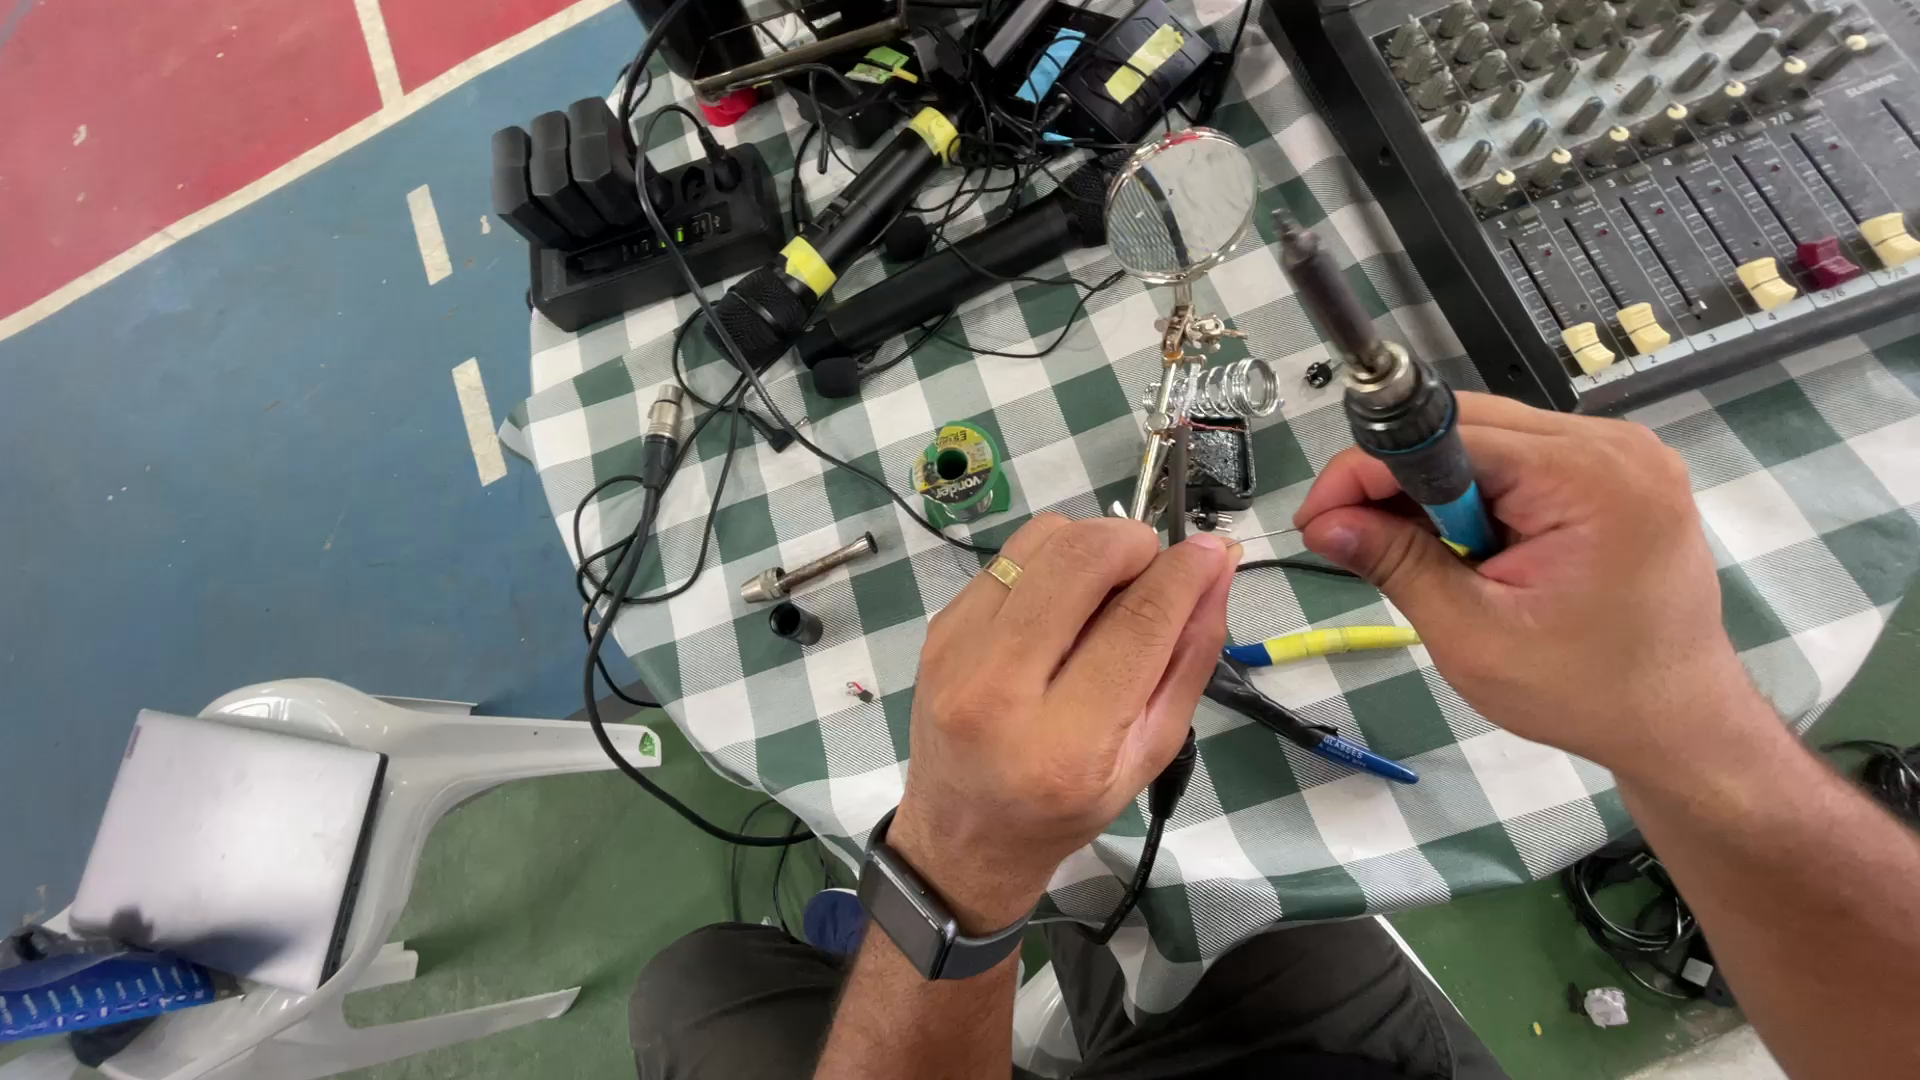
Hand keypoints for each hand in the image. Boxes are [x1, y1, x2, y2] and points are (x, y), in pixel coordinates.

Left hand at [888, 515, 1235, 931]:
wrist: (962, 831)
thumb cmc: (1065, 808)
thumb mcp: (1149, 755)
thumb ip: (1188, 660)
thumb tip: (1214, 570)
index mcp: (1064, 743)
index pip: (1137, 624)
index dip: (1184, 574)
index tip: (1211, 550)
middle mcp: (997, 687)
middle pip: (1079, 560)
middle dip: (1134, 544)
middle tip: (1151, 568)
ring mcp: (957, 649)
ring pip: (1040, 540)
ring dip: (1090, 545)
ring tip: (1105, 585)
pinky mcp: (938, 626)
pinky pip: (1008, 556)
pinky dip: (1049, 560)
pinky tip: (1059, 601)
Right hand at [1293, 392, 1763, 782]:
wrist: (1676, 723)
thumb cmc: (1581, 690)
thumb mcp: (1470, 633)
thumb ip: (1395, 564)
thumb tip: (1321, 524)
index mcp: (1589, 478)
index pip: (1444, 439)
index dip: (1365, 471)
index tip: (1316, 520)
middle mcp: (1610, 445)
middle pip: (1459, 425)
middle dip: (1387, 476)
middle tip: (1343, 532)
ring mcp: (1613, 455)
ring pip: (1475, 438)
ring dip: (1420, 487)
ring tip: (1393, 544)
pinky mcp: (1604, 474)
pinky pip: (1504, 459)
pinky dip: (1456, 493)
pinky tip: (1445, 540)